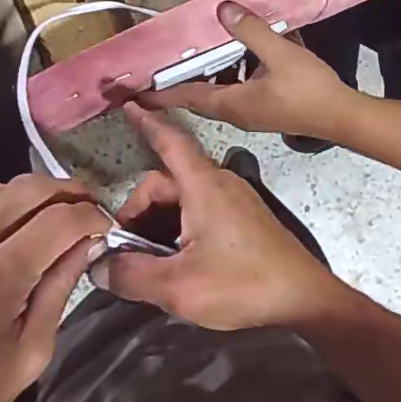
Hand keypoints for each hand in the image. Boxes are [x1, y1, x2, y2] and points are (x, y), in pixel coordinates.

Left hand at [0, 178, 109, 401]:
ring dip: (19, 200)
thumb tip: (87, 242)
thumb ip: (59, 291)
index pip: (60, 219)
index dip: (92, 214)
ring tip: (32, 221)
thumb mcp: (25, 360)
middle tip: (81, 206)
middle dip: (64, 191)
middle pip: (23, 188)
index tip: (103, 225)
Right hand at [94, 105, 350, 330]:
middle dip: (139, 211)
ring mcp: (234, 199)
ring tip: (148, 264)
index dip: (146, 123)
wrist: (303, 297)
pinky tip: (175, 262)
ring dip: (158, 224)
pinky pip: (199, 209)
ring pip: (181, 198)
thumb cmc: (243, 284)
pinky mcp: (243, 216)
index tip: (127, 104)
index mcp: (204, 186)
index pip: (170, 142)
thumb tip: (98, 265)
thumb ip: (131, 274)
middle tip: (126, 252)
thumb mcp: (178, 287)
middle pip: (166, 180)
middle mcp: (220, 183)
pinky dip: (178, 228)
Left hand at [140, 1, 358, 138]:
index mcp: (232, 103)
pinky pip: (240, 91)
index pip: (187, 96)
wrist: (342, 116)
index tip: (135, 93)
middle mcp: (237, 113)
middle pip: (201, 95)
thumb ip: (250, 31)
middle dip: (184, 80)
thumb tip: (222, 10)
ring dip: (213, 74)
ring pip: (222, 93)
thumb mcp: (279, 53)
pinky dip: (235, 74)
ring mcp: (254, 114)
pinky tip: (249, 55)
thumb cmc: (308, 88)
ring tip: (210, 48)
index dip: (161, 93)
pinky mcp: (268, 110)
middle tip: (170, 59)